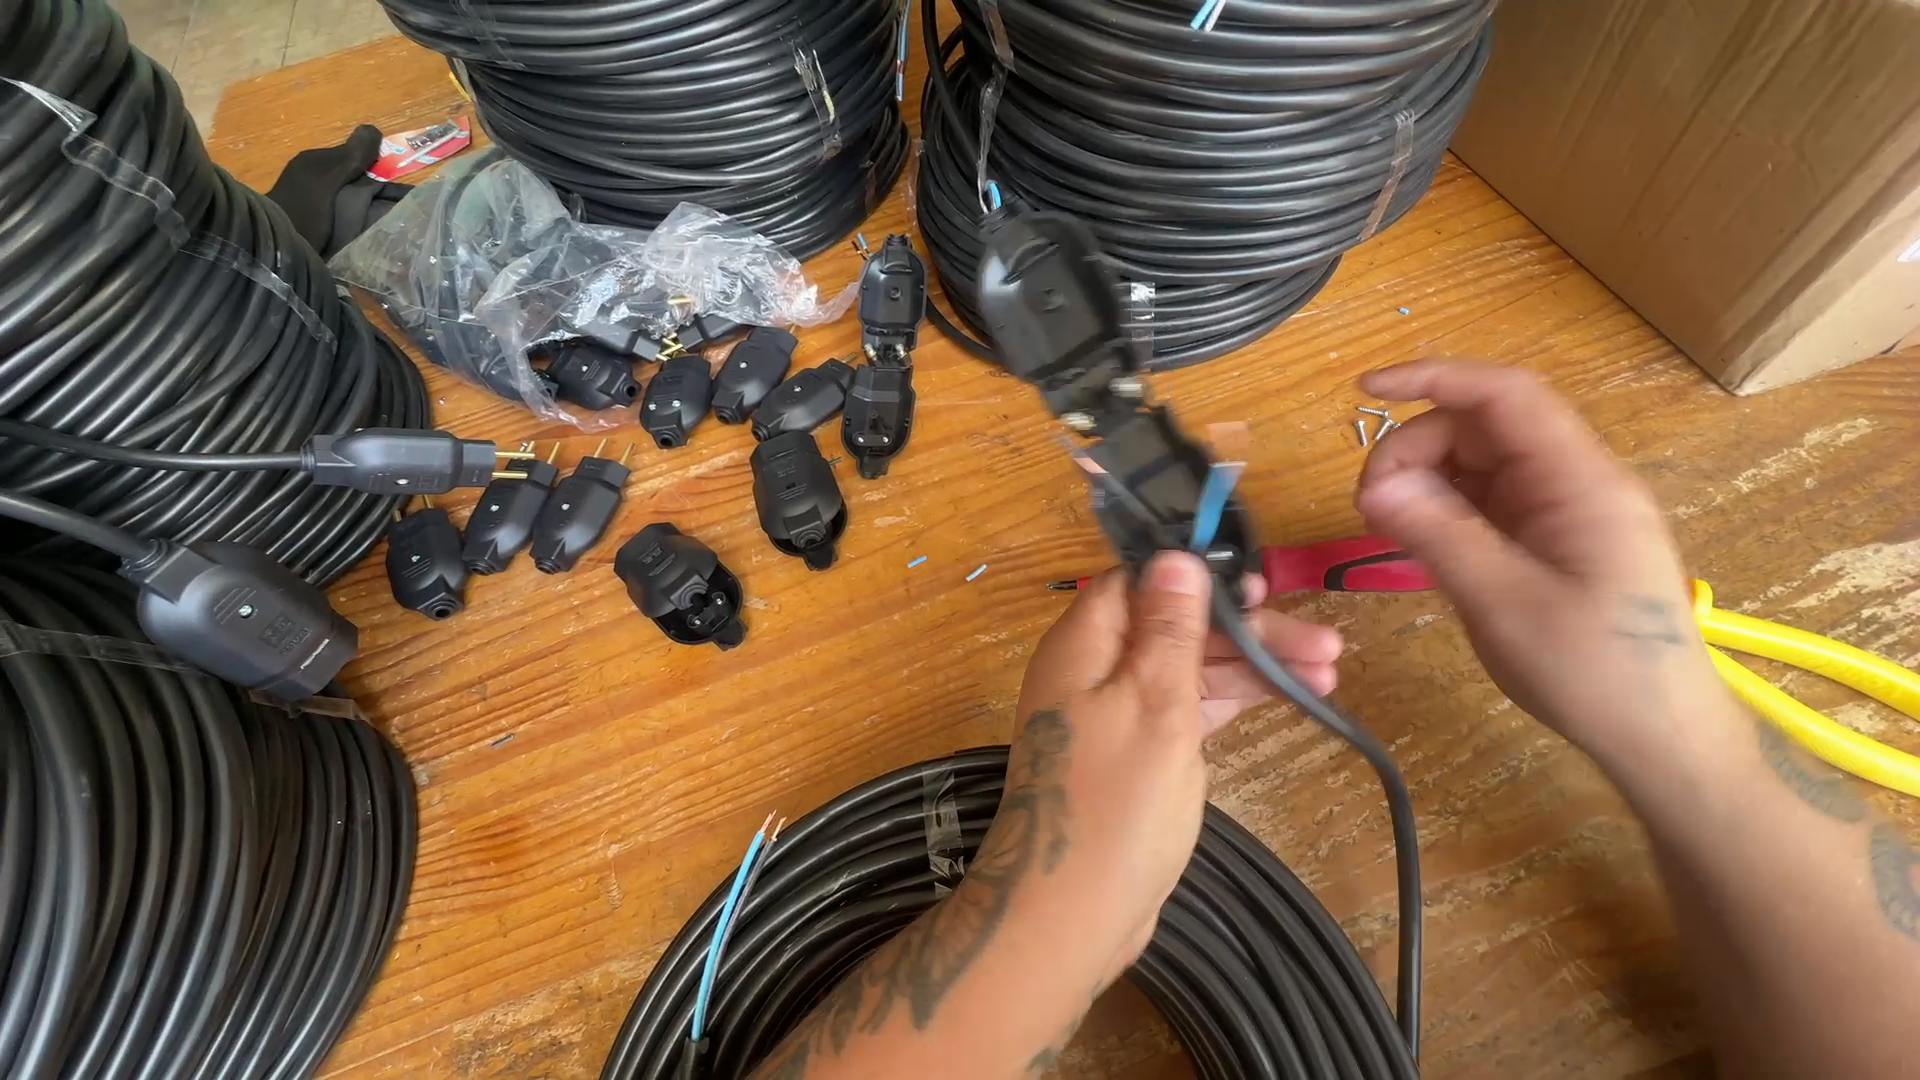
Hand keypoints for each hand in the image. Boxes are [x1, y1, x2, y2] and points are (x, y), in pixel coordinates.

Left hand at [979, 552, 1342, 987]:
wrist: (1074, 911)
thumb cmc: (1116, 802)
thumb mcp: (1154, 703)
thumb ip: (1168, 628)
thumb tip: (1173, 555)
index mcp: (1084, 643)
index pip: (1137, 582)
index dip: (1197, 577)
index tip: (1259, 585)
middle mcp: (1094, 668)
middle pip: (1173, 625)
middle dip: (1245, 630)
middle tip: (1324, 641)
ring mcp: (1115, 711)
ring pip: (1187, 668)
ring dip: (1251, 666)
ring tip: (1330, 671)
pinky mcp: (1136, 750)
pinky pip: (1185, 708)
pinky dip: (1231, 702)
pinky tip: (1292, 697)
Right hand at [1353, 360, 1729, 776]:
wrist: (1656, 738)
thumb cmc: (1593, 671)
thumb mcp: (1503, 601)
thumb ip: (1438, 534)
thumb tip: (1372, 484)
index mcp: (1579, 483)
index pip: (1504, 397)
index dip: (1433, 379)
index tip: (1363, 389)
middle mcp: (1568, 482)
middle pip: (1476, 429)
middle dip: (1411, 451)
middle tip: (1370, 508)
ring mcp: (1554, 510)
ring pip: (1469, 464)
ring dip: (1417, 482)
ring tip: (1386, 529)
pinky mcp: (1538, 538)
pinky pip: (1475, 501)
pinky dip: (1433, 510)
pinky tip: (1411, 540)